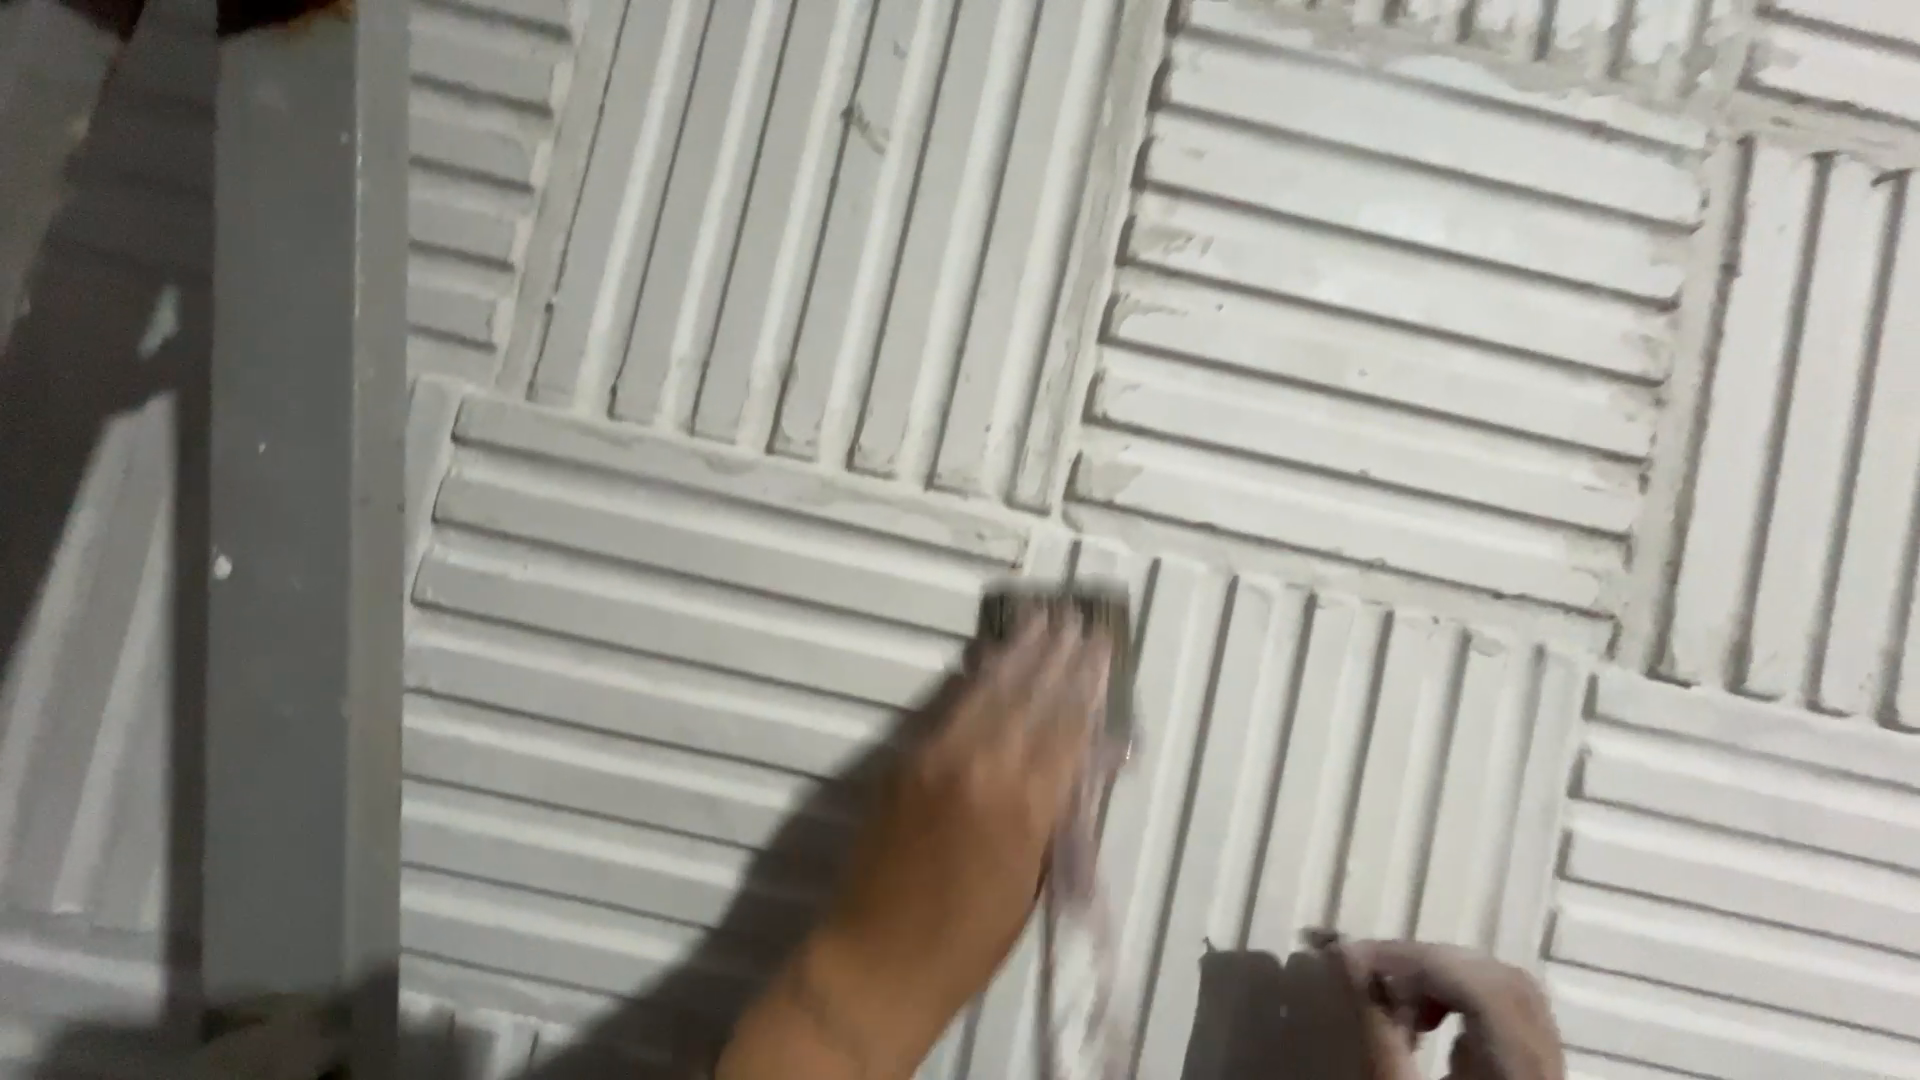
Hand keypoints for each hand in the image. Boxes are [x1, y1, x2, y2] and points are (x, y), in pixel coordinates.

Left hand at [719, 611, 1112, 1079]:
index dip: (1086, 688)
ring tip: (1037, 622)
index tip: (1101, 652)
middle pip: (1026, 696)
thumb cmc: (970, 941)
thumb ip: (1057, 815)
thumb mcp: (1033, 883)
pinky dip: (970, 681)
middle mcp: (980, 766)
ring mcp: (934, 757)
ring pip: (983, 692)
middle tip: (1073, 621)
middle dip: (1054, 656)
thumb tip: (1083, 766)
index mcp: (1023, 805)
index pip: (1066, 728)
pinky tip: (984, 659)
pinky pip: (944, 708)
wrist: (875, 959)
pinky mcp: (902, 760)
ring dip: (1013, 655)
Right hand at [1336, 941, 1563, 1079]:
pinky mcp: (1536, 1072)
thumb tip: (1346, 955)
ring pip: (1508, 988)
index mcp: (1519, 1074)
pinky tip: (1423, 1022)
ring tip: (1395, 1003)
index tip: (1350, 958)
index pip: (1482, 989)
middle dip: (1429, 964)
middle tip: (1370, 974)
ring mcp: (1550, 1068)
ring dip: (1443, 978)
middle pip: (1502, 979)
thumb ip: (1375, 1026)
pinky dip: (1459, 999)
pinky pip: (1509, 1011)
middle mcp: (1548, 1067)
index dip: (1415, 961)